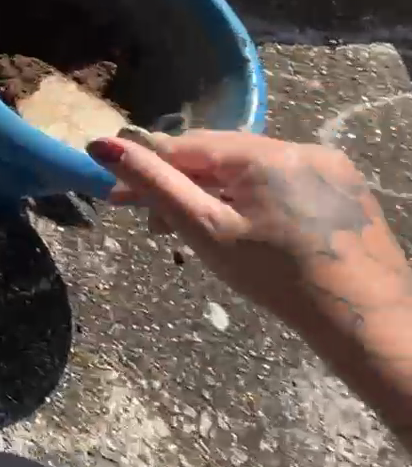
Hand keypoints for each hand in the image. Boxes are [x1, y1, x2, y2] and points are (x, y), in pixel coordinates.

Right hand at [86, 130, 407, 338]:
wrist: (368, 322)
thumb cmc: (275, 275)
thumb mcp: (201, 227)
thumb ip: (150, 181)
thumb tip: (98, 143)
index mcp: (265, 155)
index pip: (182, 146)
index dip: (143, 168)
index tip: (117, 197)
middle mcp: (300, 149)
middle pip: (212, 153)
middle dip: (174, 180)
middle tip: (147, 217)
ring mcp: (327, 167)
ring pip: (240, 167)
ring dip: (205, 190)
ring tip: (185, 225)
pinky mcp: (341, 187)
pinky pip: (272, 179)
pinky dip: (240, 196)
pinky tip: (230, 223)